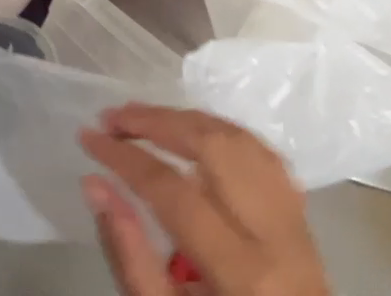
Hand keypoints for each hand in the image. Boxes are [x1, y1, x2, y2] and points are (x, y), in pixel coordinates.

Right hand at [79, 104, 329, 295]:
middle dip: (156, 122)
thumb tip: (94, 183)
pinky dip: (222, 135)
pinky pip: (264, 156)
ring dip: (187, 120)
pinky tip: (191, 136)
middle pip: (214, 148)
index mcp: (240, 272)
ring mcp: (297, 225)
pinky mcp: (303, 220)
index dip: (124, 157)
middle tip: (112, 118)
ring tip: (143, 120)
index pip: (173, 190)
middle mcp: (276, 237)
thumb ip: (127, 250)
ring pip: (242, 141)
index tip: (87, 137)